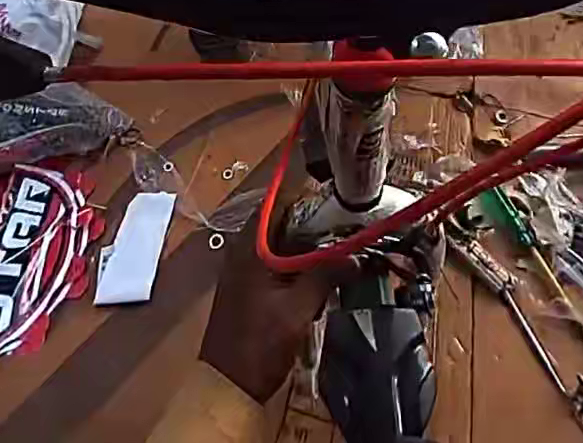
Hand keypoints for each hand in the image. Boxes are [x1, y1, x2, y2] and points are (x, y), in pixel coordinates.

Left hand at [198, 190, 351, 400]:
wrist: (227, 384)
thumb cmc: (259, 342)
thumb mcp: (298, 309)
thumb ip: (325, 277)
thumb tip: (355, 257)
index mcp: (250, 245)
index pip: (275, 204)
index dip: (303, 198)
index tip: (332, 202)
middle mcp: (243, 249)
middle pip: (279, 223)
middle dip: (310, 224)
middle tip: (343, 229)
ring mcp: (243, 268)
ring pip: (278, 244)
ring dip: (304, 246)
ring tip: (337, 250)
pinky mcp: (248, 286)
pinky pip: (274, 262)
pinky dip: (294, 264)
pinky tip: (318, 276)